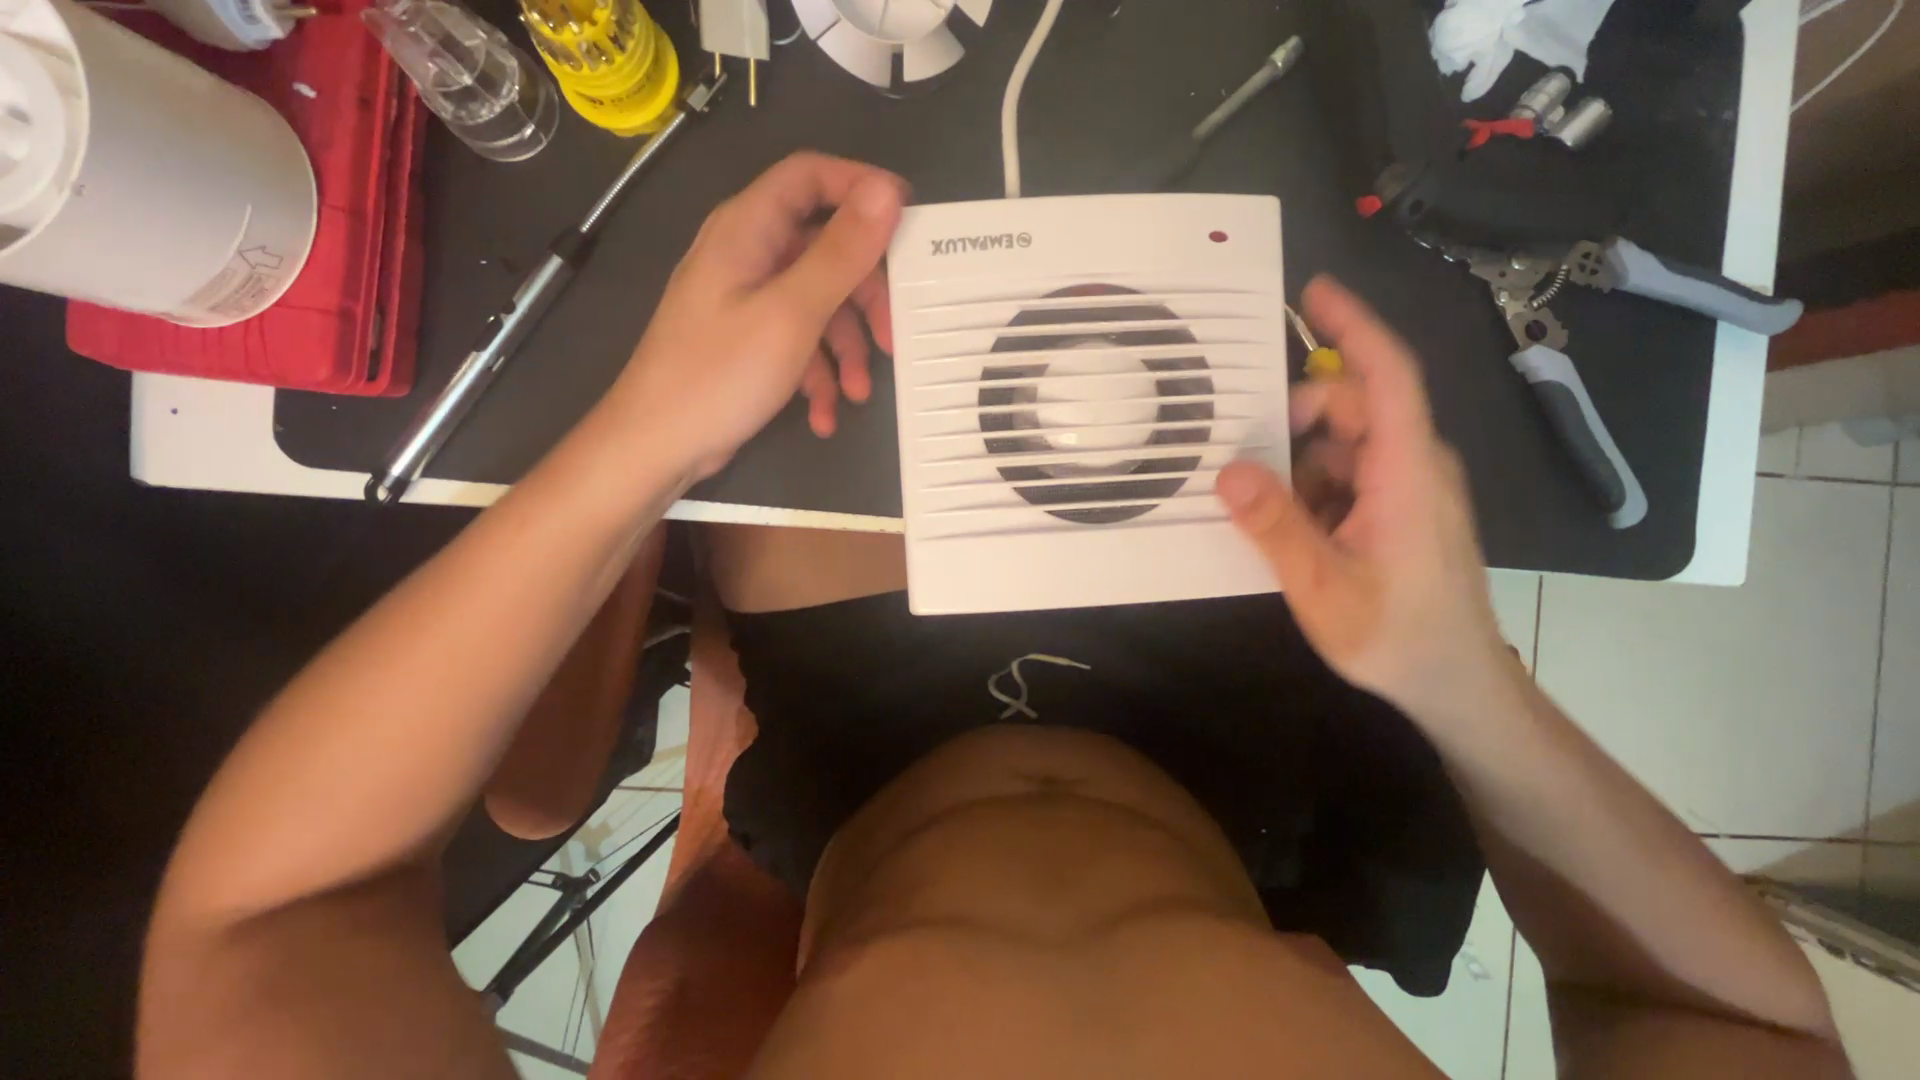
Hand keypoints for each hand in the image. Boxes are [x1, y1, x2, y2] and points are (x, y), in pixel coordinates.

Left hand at [611, 152, 907, 479]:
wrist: (656, 445)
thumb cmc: (718, 374)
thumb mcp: (792, 313)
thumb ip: (841, 253)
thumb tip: (887, 191)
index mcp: (748, 228)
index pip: (811, 177)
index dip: (862, 188)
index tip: (909, 222)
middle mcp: (748, 254)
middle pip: (825, 249)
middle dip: (864, 297)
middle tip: (891, 337)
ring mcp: (746, 299)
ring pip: (818, 303)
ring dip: (844, 349)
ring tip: (857, 394)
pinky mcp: (748, 340)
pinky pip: (798, 341)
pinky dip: (817, 375)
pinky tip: (825, 414)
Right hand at [1215, 276, 1515, 720]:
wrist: (1455, 684)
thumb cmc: (1397, 638)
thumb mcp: (1324, 588)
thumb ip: (1277, 527)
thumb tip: (1228, 471)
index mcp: (1406, 473)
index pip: (1387, 377)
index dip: (1353, 327)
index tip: (1312, 291)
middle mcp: (1415, 466)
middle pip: (1355, 406)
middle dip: (1296, 416)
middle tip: (1241, 449)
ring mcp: (1410, 488)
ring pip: (1347, 442)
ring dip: (1299, 460)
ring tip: (1259, 503)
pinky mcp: (1401, 509)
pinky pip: (1351, 473)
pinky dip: (1313, 484)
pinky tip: (1287, 525)